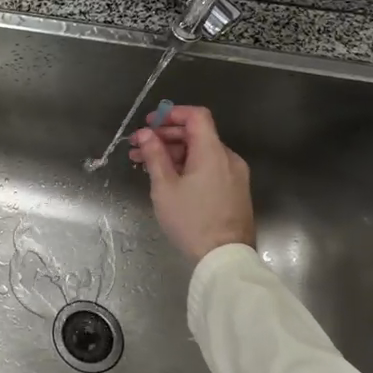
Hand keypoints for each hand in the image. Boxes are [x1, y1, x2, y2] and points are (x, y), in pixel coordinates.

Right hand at [129, 104, 253, 261]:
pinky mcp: (235, 190)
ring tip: (146, 165)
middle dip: (165, 136)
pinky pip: (209, 167)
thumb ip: (155, 155)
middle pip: (197, 134)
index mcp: (212, 152)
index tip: (148, 124)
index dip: (171, 114)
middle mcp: (228, 158)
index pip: (196, 116)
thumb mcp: (165, 187)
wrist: (225, 258)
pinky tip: (168, 178)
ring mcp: (235, 175)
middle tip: (138, 147)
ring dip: (174, 153)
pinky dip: (188, 165)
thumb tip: (146, 134)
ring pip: (201, 152)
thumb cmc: (191, 220)